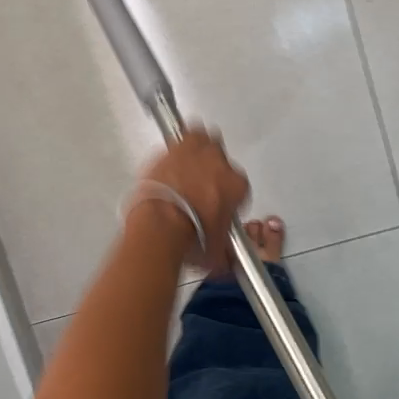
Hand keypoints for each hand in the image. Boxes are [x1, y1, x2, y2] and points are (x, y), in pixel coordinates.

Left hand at [128, 128, 248, 271]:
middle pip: (220, 158)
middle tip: (196, 182)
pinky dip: (176, 147)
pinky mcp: (173, 149)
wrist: (161, 225)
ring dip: (196, 149)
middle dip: (210, 168)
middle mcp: (220, 165)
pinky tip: (168, 160)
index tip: (213, 201)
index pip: (237, 184)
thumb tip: (222, 260)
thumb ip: (224, 249)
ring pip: (202, 140)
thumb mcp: (216, 252)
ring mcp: (197, 153)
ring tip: (185, 163)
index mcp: (237, 186)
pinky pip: (180, 138)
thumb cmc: (189, 236)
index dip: (224, 192)